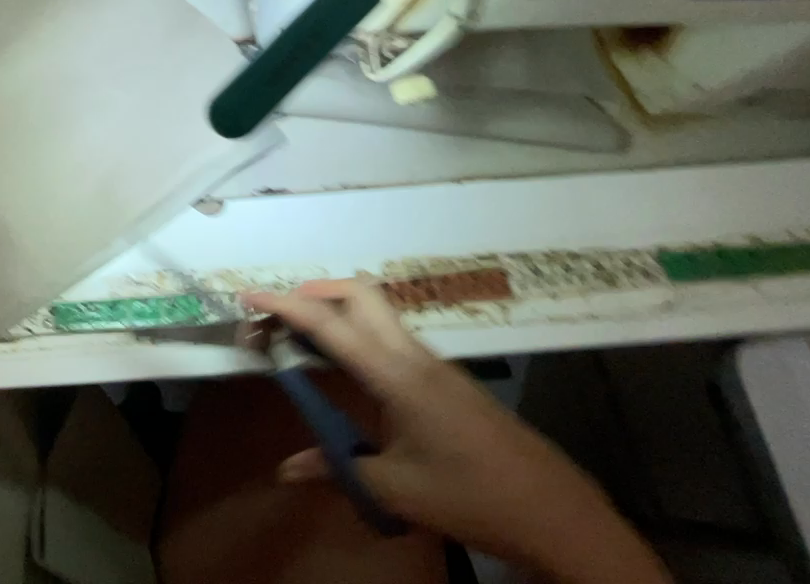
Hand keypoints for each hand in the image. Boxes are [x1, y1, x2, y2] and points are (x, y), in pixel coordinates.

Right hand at [243, 278, 669, 583]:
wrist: (562, 518)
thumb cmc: (474, 498)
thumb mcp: (396, 491)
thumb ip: (336, 470)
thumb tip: (284, 471)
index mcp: (397, 376)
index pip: (329, 326)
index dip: (284, 306)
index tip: (247, 297)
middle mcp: (415, 356)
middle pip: (358, 293)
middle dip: (312, 292)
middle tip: (278, 318)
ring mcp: (435, 364)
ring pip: (376, 312)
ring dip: (334, 311)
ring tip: (302, 342)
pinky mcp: (447, 378)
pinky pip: (391, 336)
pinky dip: (357, 334)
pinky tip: (348, 371)